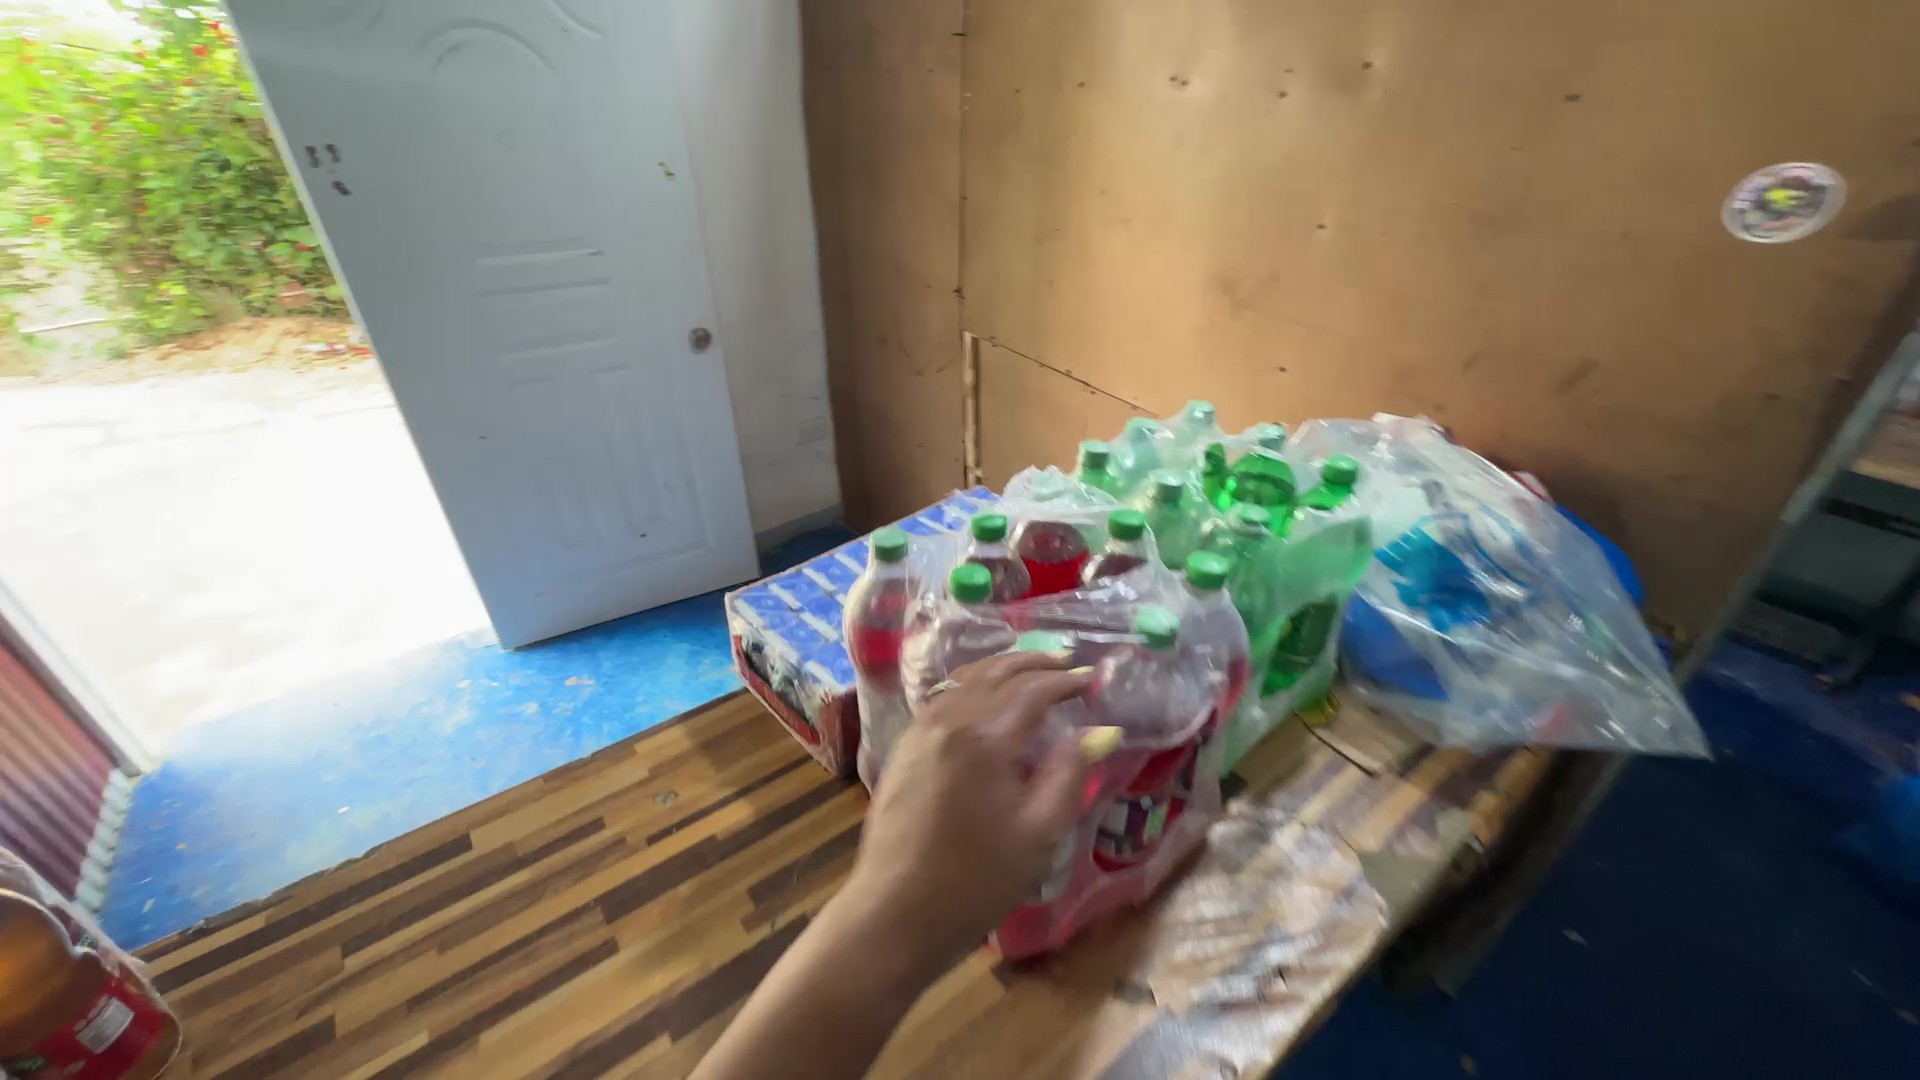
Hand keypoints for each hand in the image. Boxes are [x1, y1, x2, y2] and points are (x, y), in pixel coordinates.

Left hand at [836, 650, 1093, 981]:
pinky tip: (986, 698)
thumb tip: (1100, 731)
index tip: (1090, 679)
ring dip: (1002, 668)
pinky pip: (945, 696)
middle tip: (1066, 662)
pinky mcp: (905, 744)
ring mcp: (920, 728)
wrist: (894, 911)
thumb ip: (1070, 773)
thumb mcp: (1039, 832)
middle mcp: (948, 718)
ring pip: (966, 678)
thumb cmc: (975, 880)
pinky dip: (973, 684)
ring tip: (1031, 671)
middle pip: (996, 672)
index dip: (1064, 681)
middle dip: (1034, 663)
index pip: (1032, 689)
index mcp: (984, 735)